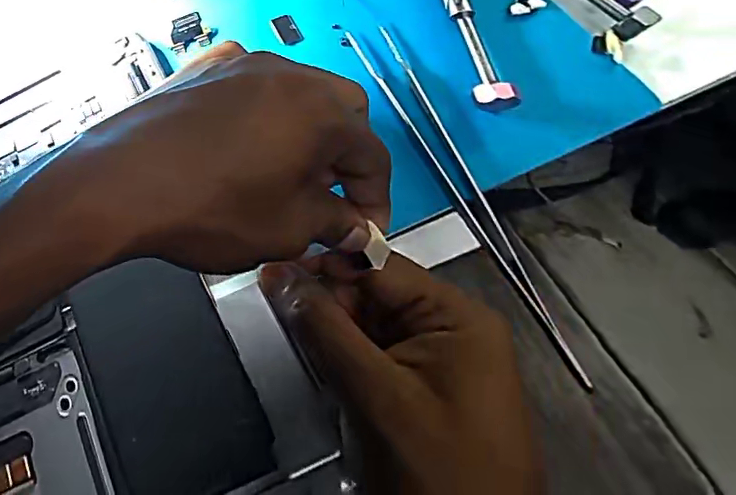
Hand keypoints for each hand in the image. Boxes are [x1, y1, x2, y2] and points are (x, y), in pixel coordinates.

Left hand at [27, 42, 389, 273]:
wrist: (119, 181)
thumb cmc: (204, 205)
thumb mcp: (286, 227)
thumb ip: (333, 222)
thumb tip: (350, 224)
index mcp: (316, 106)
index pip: (372, 152)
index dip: (375, 198)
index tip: (361, 227)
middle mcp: (278, 71)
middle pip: (338, 108)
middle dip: (342, 152)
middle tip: (327, 196)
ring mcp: (233, 63)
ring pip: (291, 91)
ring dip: (301, 129)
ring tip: (282, 176)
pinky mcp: (197, 70)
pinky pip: (246, 85)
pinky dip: (258, 113)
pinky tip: (239, 150)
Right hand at [259, 255, 542, 494]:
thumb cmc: (445, 478)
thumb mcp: (376, 393)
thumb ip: (324, 325)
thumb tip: (279, 275)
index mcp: (458, 317)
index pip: (373, 262)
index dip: (322, 266)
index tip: (277, 277)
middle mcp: (451, 327)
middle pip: (365, 290)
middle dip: (325, 308)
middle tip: (292, 326)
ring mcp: (437, 356)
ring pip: (361, 320)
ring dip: (331, 337)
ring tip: (317, 361)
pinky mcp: (421, 383)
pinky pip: (369, 349)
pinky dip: (343, 359)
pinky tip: (334, 379)